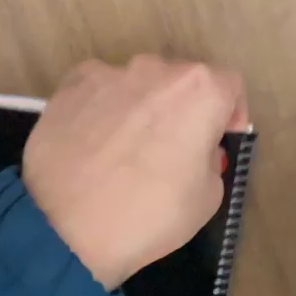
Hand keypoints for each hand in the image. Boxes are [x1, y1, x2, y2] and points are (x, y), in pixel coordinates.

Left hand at [24, 56, 247, 287]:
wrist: (66, 226)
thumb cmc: (150, 214)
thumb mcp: (208, 198)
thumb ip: (210, 160)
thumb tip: (196, 150)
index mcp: (200, 90)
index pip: (229, 86)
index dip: (228, 114)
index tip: (218, 141)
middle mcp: (156, 69)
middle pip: (181, 82)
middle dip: (183, 110)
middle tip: (172, 151)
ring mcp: (108, 74)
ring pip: (137, 85)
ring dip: (141, 108)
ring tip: (125, 152)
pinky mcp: (69, 87)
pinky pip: (98, 92)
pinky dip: (102, 110)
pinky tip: (93, 145)